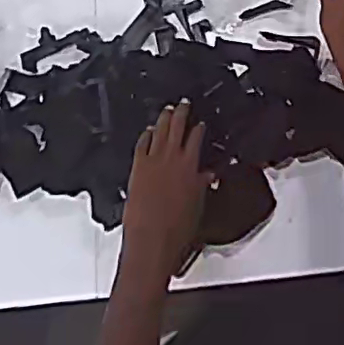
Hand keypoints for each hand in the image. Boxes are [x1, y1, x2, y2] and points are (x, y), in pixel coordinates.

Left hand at [118, 101, 208, 289]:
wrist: (151, 240)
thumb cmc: (177, 228)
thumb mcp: (198, 204)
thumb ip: (202, 184)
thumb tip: (206, 174)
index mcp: (189, 166)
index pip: (196, 138)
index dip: (199, 128)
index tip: (200, 123)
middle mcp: (171, 158)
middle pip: (177, 127)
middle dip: (181, 113)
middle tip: (184, 104)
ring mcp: (152, 161)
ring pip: (159, 131)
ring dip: (164, 119)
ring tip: (168, 110)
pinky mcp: (137, 168)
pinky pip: (142, 145)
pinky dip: (146, 135)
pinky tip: (148, 131)